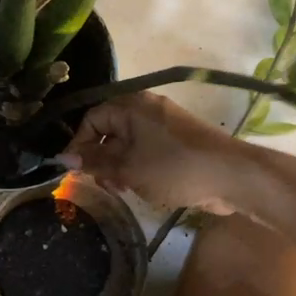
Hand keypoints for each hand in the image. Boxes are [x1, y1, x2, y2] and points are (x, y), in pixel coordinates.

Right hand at [57, 92, 241, 212]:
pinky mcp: (178, 139)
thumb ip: (94, 161)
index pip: (91, 119)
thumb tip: (64, 157)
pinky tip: (142, 186)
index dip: (79, 145)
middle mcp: (146, 107)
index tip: (76, 172)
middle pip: (109, 129)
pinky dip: (138, 165)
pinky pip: (146, 148)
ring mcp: (164, 122)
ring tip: (124, 189)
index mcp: (131, 106)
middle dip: (101, 158)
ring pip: (127, 141)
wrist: (231, 175)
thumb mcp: (127, 168)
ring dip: (119, 165)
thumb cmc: (173, 168)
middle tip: (105, 185)